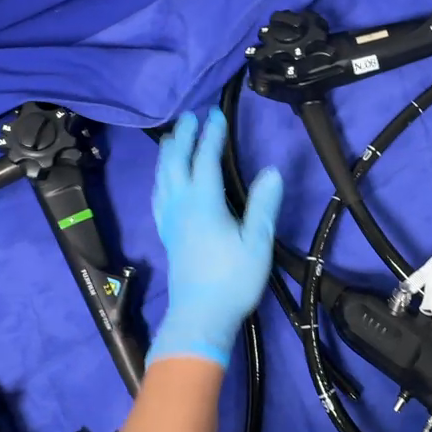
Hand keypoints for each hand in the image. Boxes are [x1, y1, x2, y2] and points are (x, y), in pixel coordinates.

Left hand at [149, 109, 282, 367]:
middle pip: (177, 164)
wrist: (200, 317)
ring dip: (168, 155)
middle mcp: (181, 206)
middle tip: (190, 117)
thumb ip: (262, 205)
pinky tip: (164, 181)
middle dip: (184, 138)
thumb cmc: (232, 279)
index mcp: (203, 204)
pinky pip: (159, 196)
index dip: (211, 136)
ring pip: (163, 179)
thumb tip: (272, 171)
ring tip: (172, 139)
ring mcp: (170, 221)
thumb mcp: (256, 242)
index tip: (216, 114)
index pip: (205, 161)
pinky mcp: (167, 235)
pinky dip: (161, 179)